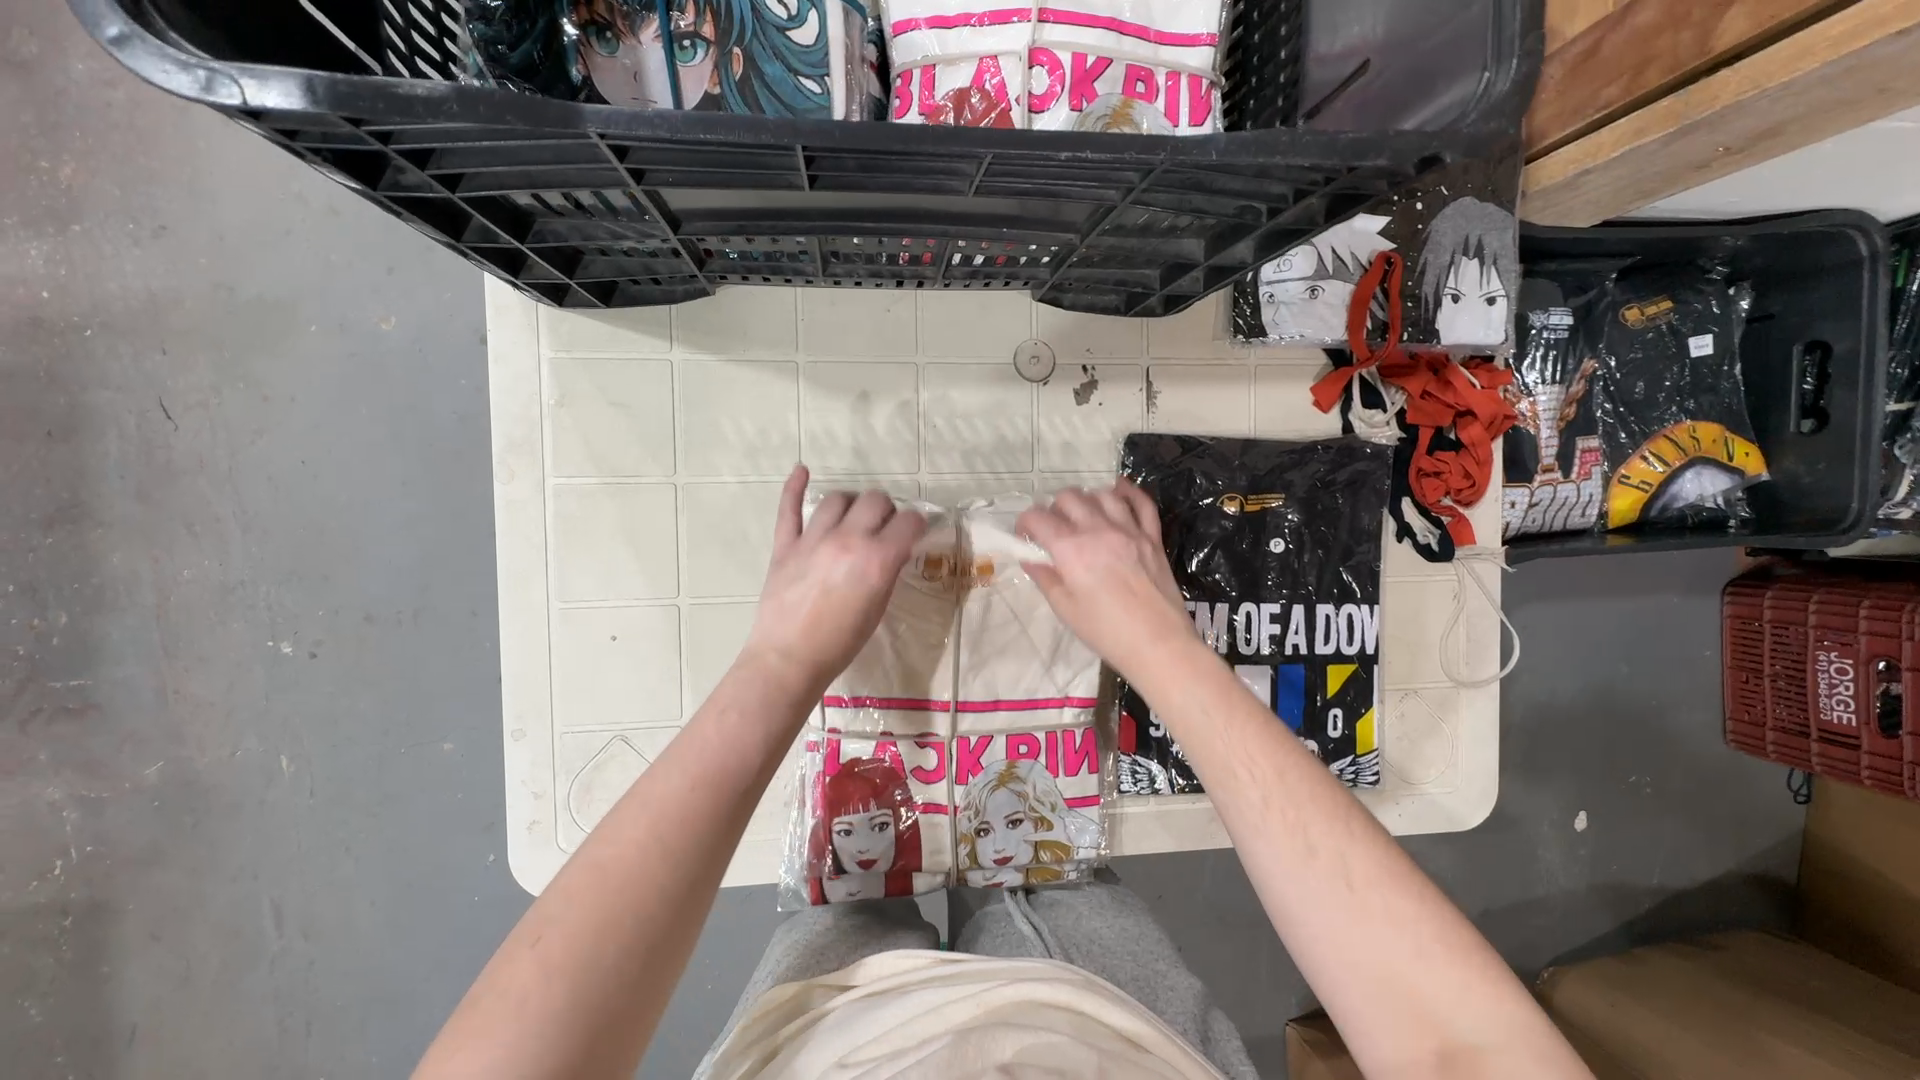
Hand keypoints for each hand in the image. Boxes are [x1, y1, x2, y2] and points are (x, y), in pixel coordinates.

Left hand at [743, 466, 926, 694]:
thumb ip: (887, 571)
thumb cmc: (841, 643)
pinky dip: (794, 486)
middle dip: (885, 510)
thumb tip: (893, 549)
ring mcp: (813, 539)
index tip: (914, 532)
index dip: (916, 524)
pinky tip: (802, 471)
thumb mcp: (878, 607)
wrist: (789, 659)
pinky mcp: (785, 545)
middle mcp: (848, 540)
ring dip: (850, 505)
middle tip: (883, 528)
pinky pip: (788, 507)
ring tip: (851, 518)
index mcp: (877, 559)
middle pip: (875, 500)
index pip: (909, 520)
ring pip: (837, 498)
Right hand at [1015, 480, 1191, 673]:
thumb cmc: (1105, 632)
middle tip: (1053, 529)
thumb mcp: (1065, 609)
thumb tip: (1031, 559)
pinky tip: (1117, 490)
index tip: (1024, 536)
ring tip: (1082, 515)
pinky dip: (1128, 492)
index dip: (1024, 523)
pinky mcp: (1152, 538)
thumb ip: (1045, 577)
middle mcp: (1098, 530)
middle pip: (1069, 498)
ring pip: (1102, 495)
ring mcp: (1129, 530)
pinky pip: (1142, 503)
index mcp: (1071, 550)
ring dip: (1086, 500)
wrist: (1157, 644)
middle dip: (1053, 508)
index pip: (1038, 518)